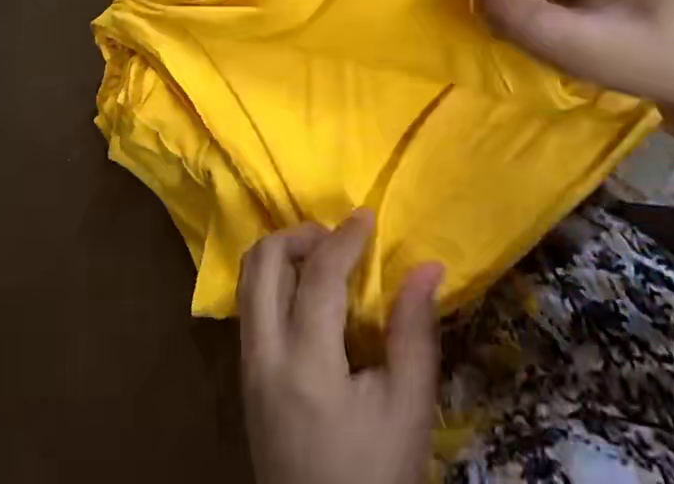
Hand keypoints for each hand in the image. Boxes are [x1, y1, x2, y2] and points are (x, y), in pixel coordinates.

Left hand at [240, 211, 444, 483]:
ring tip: (326, 260)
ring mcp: (247, 368)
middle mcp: (263, 356)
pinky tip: (310, 296)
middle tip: (338, 237)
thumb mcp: (408, 408)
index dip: (345, 237)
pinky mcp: (245, 380)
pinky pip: (250, 308)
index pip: (318, 275)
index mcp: (305, 362)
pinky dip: (275, 281)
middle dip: (299, 234)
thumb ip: (415, 331)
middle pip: (261, 263)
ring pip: (247, 282)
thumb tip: (428, 266)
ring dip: (283, 255)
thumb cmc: (376, 474)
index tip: (368, 216)